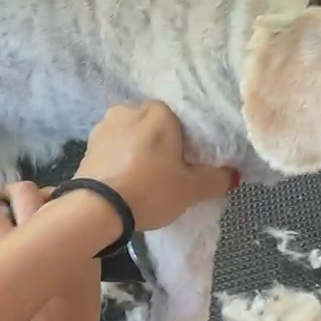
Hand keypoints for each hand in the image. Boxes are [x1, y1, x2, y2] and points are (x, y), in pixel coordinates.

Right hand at [0, 177, 124, 320]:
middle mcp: (40, 242)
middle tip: (5, 201)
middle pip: (26, 194)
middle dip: (13, 192)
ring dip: (41, 203)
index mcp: (7, 257)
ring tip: (31, 215)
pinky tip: (54, 238)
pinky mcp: (91, 255)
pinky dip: (61, 223)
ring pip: (55, 203)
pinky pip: (74, 225)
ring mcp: (71, 245)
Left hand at [74, 102, 235, 230]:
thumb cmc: (150, 190)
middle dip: (162, 145)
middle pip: (155, 126)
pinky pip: (114, 149)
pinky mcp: (87, 146)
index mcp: (158, 111)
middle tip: (171, 173)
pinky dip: (122, 160)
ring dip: (139, 152)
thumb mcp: (191, 189)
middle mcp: (129, 110)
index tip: (191, 163)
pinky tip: (126, 180)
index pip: (182, 119)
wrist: (96, 210)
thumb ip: (216, 179)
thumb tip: (232, 174)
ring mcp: (104, 126)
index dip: (189, 142)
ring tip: (146, 179)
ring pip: (132, 136)